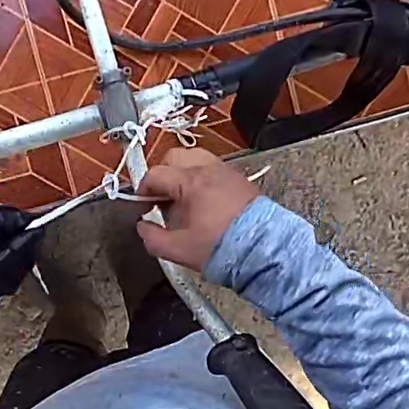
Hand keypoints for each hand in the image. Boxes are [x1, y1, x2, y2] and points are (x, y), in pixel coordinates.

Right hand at [135, 148, 259, 271]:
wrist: (265, 251)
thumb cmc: (225, 248)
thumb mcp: (179, 249)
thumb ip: (153, 238)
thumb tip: (143, 229)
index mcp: (191, 182)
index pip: (155, 174)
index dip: (143, 190)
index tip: (143, 206)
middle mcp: (209, 170)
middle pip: (174, 157)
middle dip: (162, 174)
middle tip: (160, 198)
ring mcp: (226, 172)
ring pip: (196, 158)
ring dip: (183, 173)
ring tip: (182, 198)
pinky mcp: (240, 180)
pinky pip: (214, 169)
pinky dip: (202, 177)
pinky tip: (203, 201)